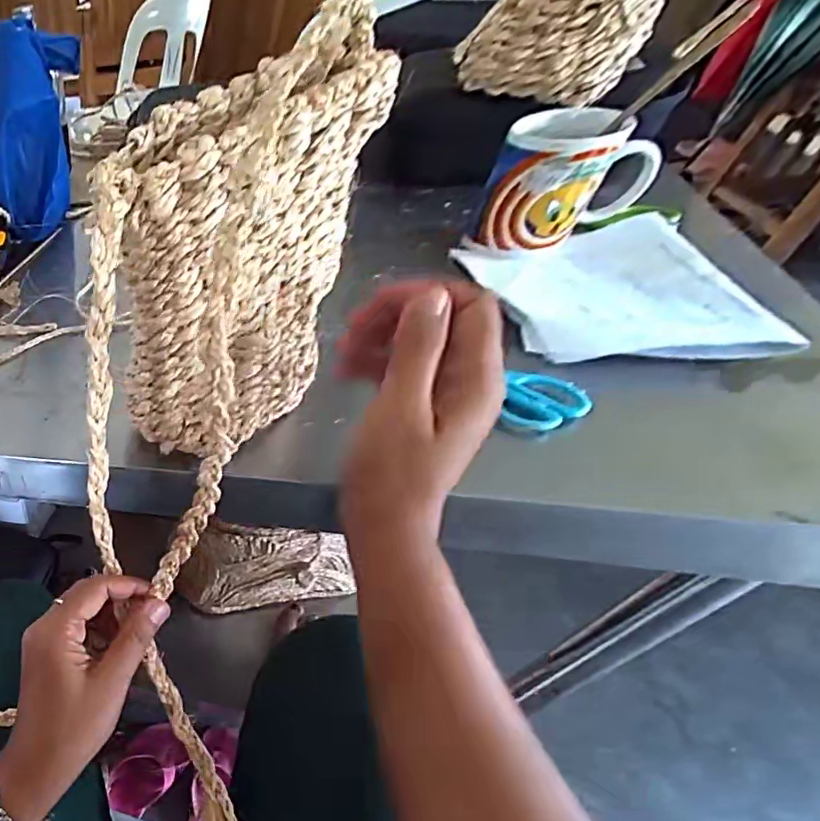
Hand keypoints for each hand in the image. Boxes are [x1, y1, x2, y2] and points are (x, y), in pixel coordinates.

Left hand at [0, 575, 170, 820]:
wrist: (39, 764)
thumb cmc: (76, 727)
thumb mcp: (112, 681)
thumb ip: (135, 637)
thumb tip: (159, 604)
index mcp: (54, 628)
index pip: (93, 587)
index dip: (127, 585)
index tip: (158, 596)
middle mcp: (42, 626)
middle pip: (85, 596)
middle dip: (120, 601)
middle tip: (152, 618)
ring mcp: (40, 640)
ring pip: (81, 612)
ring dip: (110, 619)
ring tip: (139, 639)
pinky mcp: (43, 653)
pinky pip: (74, 630)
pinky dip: (98, 634)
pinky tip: (118, 652)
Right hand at [337, 280, 504, 544]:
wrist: (385, 525)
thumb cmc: (390, 472)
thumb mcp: (400, 405)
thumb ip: (419, 348)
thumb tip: (430, 297)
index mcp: (476, 377)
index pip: (472, 305)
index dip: (427, 295)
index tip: (377, 305)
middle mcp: (471, 381)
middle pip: (446, 321)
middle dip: (398, 316)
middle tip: (352, 329)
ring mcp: (449, 397)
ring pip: (423, 344)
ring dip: (383, 339)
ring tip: (342, 353)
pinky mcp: (426, 410)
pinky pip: (409, 370)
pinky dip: (381, 362)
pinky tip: (348, 371)